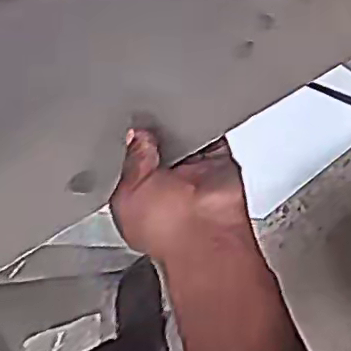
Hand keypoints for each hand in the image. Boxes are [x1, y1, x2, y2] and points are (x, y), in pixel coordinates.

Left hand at [111, 128, 253, 265]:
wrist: (208, 228)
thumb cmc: (166, 230)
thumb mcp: (130, 193)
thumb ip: (134, 161)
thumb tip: (137, 137)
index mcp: (139, 197)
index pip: (133, 164)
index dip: (132, 145)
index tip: (133, 128)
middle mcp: (168, 186)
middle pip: (162, 147)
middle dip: (159, 134)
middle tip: (155, 122)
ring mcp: (195, 172)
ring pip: (188, 138)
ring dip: (184, 128)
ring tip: (178, 121)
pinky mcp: (220, 160)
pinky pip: (215, 135)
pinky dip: (210, 125)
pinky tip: (200, 121)